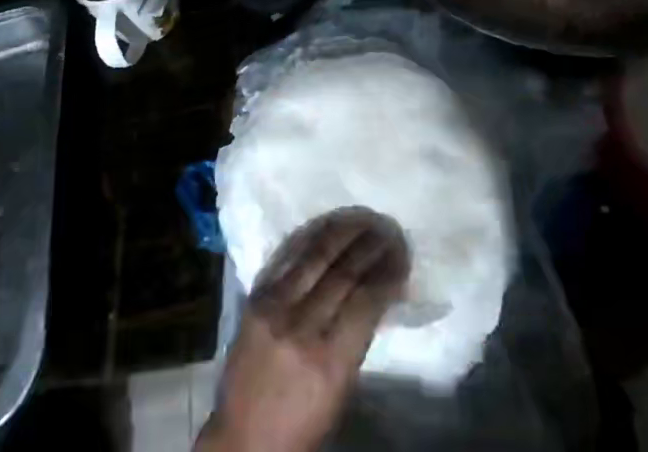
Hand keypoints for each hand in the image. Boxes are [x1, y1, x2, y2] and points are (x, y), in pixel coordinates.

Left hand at [198, 208, 410, 451]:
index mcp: (330, 359)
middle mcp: (301, 327)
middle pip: (344, 271)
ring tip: (366, 218)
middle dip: (372, 245)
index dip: (389, 269)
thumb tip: (382, 287)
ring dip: (345, 231)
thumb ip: (360, 333)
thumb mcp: (343, 385)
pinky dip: (312, 236)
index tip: (404, 252)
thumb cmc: (305, 420)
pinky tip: (330, 223)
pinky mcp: (255, 298)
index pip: (368, 298)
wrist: (243, 438)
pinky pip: (287, 256)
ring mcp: (273, 308)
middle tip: (390, 228)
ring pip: (316, 255)